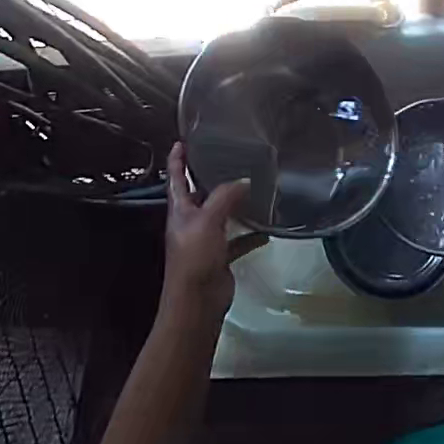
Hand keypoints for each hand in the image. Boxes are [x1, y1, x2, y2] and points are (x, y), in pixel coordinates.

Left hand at [163, 142, 266, 319]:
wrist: (196, 303)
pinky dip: (250, 235)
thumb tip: (245, 180)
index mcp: (180, 211)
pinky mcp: (220, 256)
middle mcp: (190, 222)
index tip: (182, 140)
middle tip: (230, 158)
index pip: (176, 179)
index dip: (177, 160)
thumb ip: (226, 197)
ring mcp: (205, 240)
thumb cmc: (195, 257)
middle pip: (200, 195)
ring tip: (254, 187)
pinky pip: (237, 240)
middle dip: (211, 178)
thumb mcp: (208, 221)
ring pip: (221, 216)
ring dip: (235, 204)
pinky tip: (266, 229)